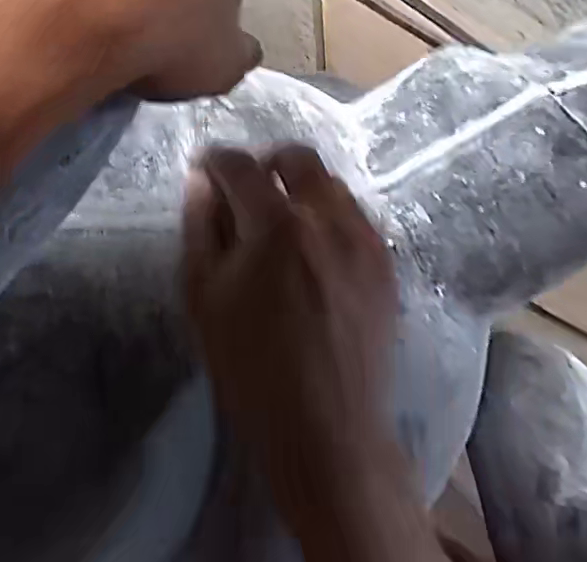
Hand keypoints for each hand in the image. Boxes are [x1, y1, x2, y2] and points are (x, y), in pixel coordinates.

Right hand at [182, 146, 398, 481]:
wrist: (326, 429)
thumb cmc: (248, 362)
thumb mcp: (201, 291)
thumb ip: (200, 224)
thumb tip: (201, 179)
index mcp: (275, 225)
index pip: (240, 165)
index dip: (214, 160)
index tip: (201, 169)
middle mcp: (328, 221)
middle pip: (298, 157)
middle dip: (264, 161)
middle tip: (243, 187)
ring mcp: (366, 243)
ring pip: (331, 184)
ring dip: (298, 186)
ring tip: (277, 218)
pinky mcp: (387, 267)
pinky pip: (355, 216)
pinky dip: (327, 213)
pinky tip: (310, 246)